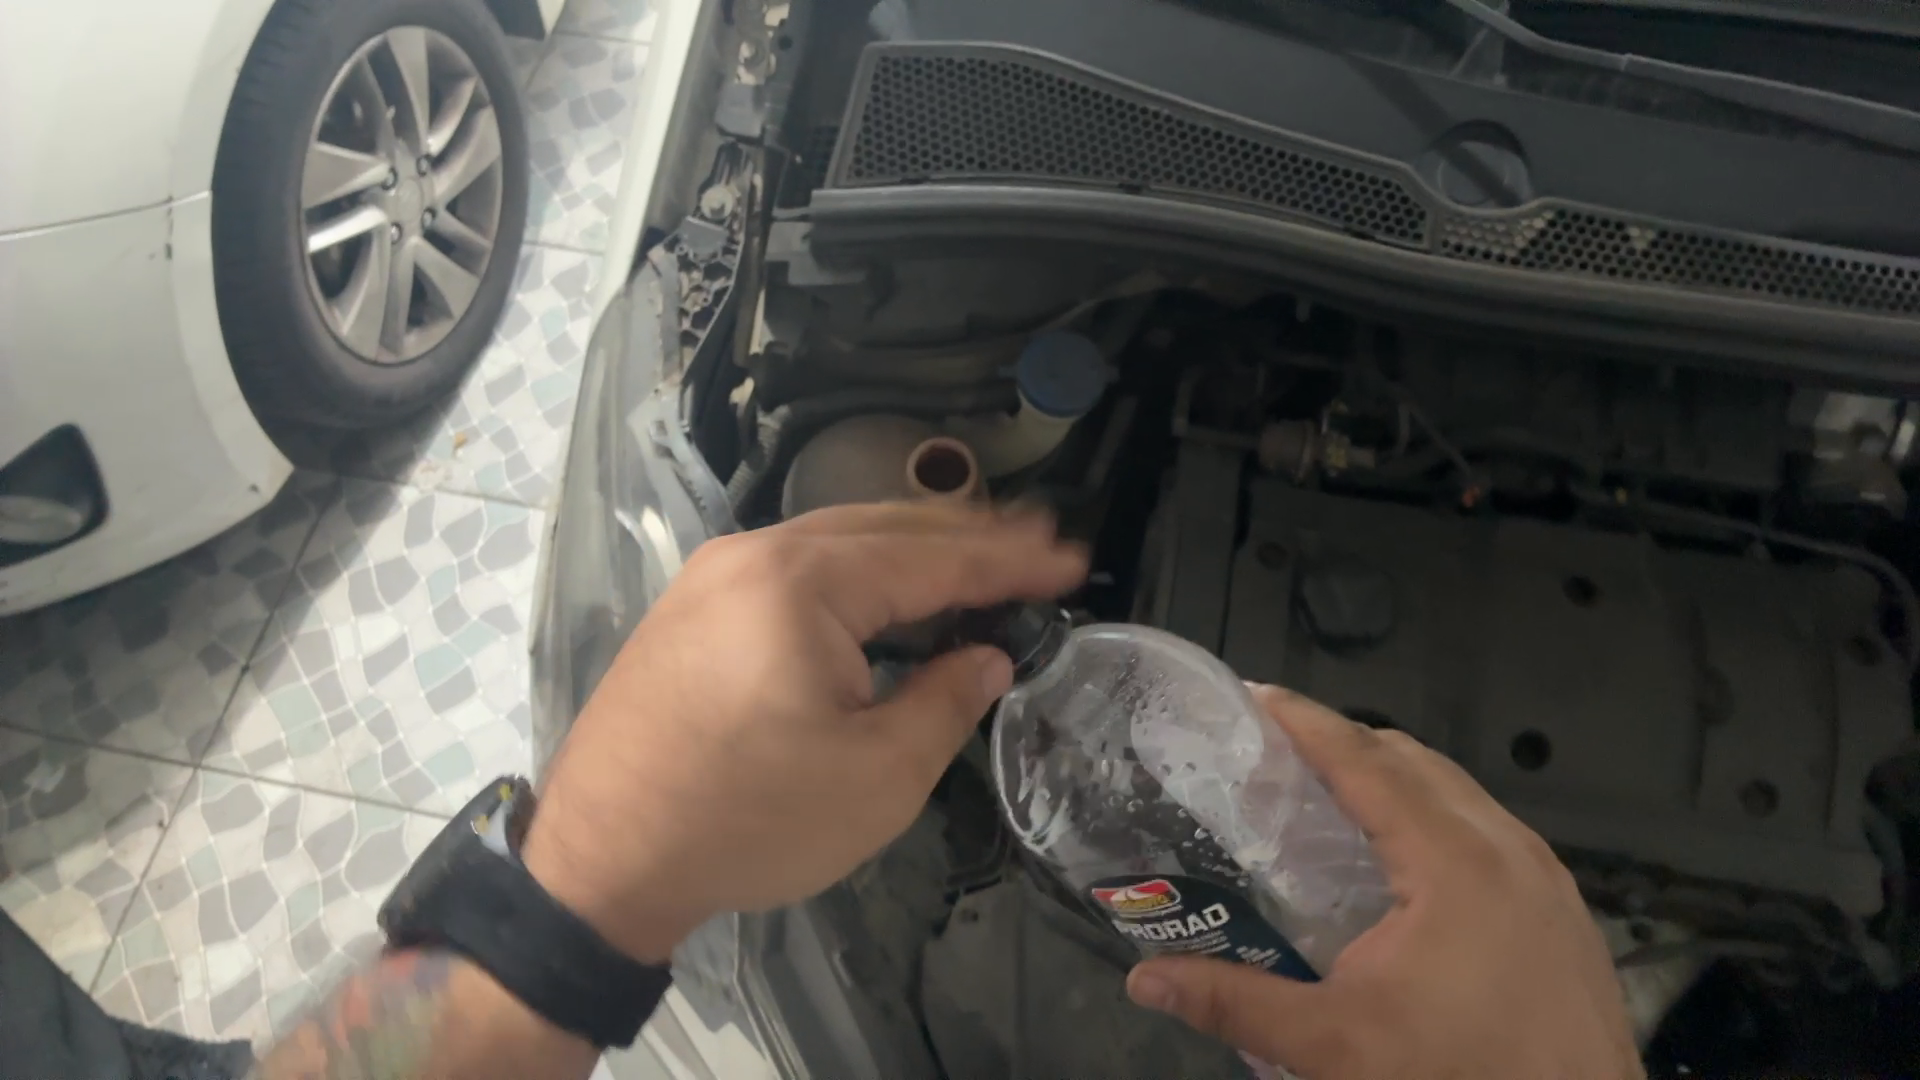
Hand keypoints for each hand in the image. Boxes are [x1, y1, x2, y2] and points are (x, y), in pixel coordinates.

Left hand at [521, 502, 1086, 960]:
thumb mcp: (877, 776)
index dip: (1010, 562)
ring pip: (844, 538)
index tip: (1069, 561)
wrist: (597, 862)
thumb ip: (947, 699)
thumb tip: (986, 655)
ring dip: (917, 548)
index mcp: (803, 583)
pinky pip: (803, 563)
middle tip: (1038, 547)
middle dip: (971, 537)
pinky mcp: (700, 598)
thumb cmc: (747, 822)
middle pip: (890, 527)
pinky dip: (863, 571)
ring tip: (982, 560)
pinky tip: (894, 589)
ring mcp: (720, 569)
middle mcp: (759, 551)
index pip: (934, 559)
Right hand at [1125, 685, 1641, 1079]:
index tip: (1250, 694)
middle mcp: (1504, 846)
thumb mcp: (1338, 1048)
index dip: (1302, 720)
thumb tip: (1142, 981)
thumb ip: (1235, 1002)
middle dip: (1336, 738)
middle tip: (1271, 749)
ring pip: (1449, 783)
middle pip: (1406, 756)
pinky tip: (1394, 850)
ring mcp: (1544, 874)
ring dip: (1382, 770)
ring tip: (1322, 789)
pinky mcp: (1561, 904)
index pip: (1363, 759)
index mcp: (1452, 860)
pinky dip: (1424, 804)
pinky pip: (1479, 818)